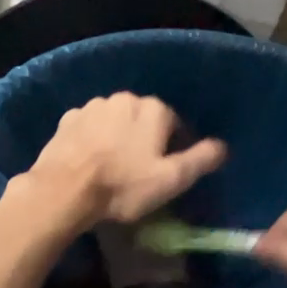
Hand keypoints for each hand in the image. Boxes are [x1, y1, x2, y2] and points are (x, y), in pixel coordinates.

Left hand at [21, 92, 226, 231]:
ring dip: (118, 137)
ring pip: (115, 121)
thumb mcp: (172, 179)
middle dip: (145, 140)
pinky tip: (90, 161)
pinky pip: (89, 128)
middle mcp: (123, 98)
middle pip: (143, 120)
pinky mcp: (67, 119)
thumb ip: (201, 159)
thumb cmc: (124, 186)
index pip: (174, 125)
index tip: (166, 171)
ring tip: (114, 168)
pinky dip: (93, 139)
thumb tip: (223, 146)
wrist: (64, 188)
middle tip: (140, 172)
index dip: (174, 148)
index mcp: (153, 109)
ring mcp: (91, 106)